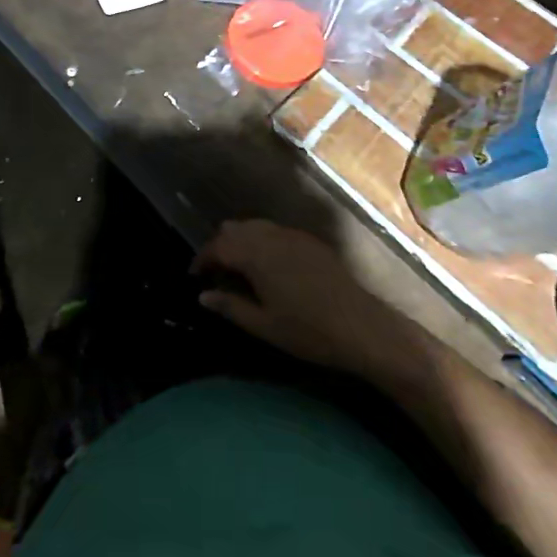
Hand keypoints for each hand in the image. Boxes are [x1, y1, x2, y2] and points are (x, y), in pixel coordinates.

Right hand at [193, 220, 426, 387]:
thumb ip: (230, 306)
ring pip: (256, 226)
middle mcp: (272, 236)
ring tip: (237, 267)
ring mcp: (294, 235)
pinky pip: (276, 231)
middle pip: (235, 229)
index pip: (218, 246)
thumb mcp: (263, 325)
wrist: (362, 326)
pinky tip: (267, 264)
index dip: (202, 258)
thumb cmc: (308, 331)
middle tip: (214, 271)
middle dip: (220, 245)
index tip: (194, 275)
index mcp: (256, 254)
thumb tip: (203, 296)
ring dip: (241, 240)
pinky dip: (261, 240)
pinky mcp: (311, 242)